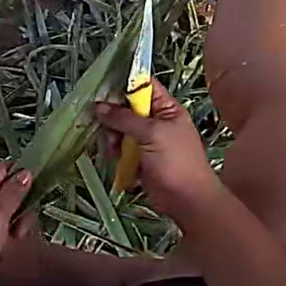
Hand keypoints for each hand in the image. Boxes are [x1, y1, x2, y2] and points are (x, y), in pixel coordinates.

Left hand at [0, 164, 32, 285]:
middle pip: (10, 192)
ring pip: (6, 213)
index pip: (7, 168)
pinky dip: (4, 237)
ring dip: (15, 226)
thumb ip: (14, 191)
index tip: (38, 191)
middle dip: (22, 208)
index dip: (24, 175)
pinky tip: (3, 249)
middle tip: (20, 226)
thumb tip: (26, 171)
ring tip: (12, 240)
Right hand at [95, 81, 219, 218]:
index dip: (125, 83)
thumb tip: (98, 107)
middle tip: (104, 124)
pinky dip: (114, 151)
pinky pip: (120, 147)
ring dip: (112, 137)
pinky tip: (113, 158)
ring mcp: (146, 140)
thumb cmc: (176, 162)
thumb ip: (124, 118)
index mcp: (166, 109)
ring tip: (113, 148)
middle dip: (113, 116)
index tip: (103, 87)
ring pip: (120, 129)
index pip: (144, 86)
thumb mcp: (152, 133)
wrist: (186, 201)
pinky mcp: (138, 158)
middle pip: (126, 108)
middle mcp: (156, 121)